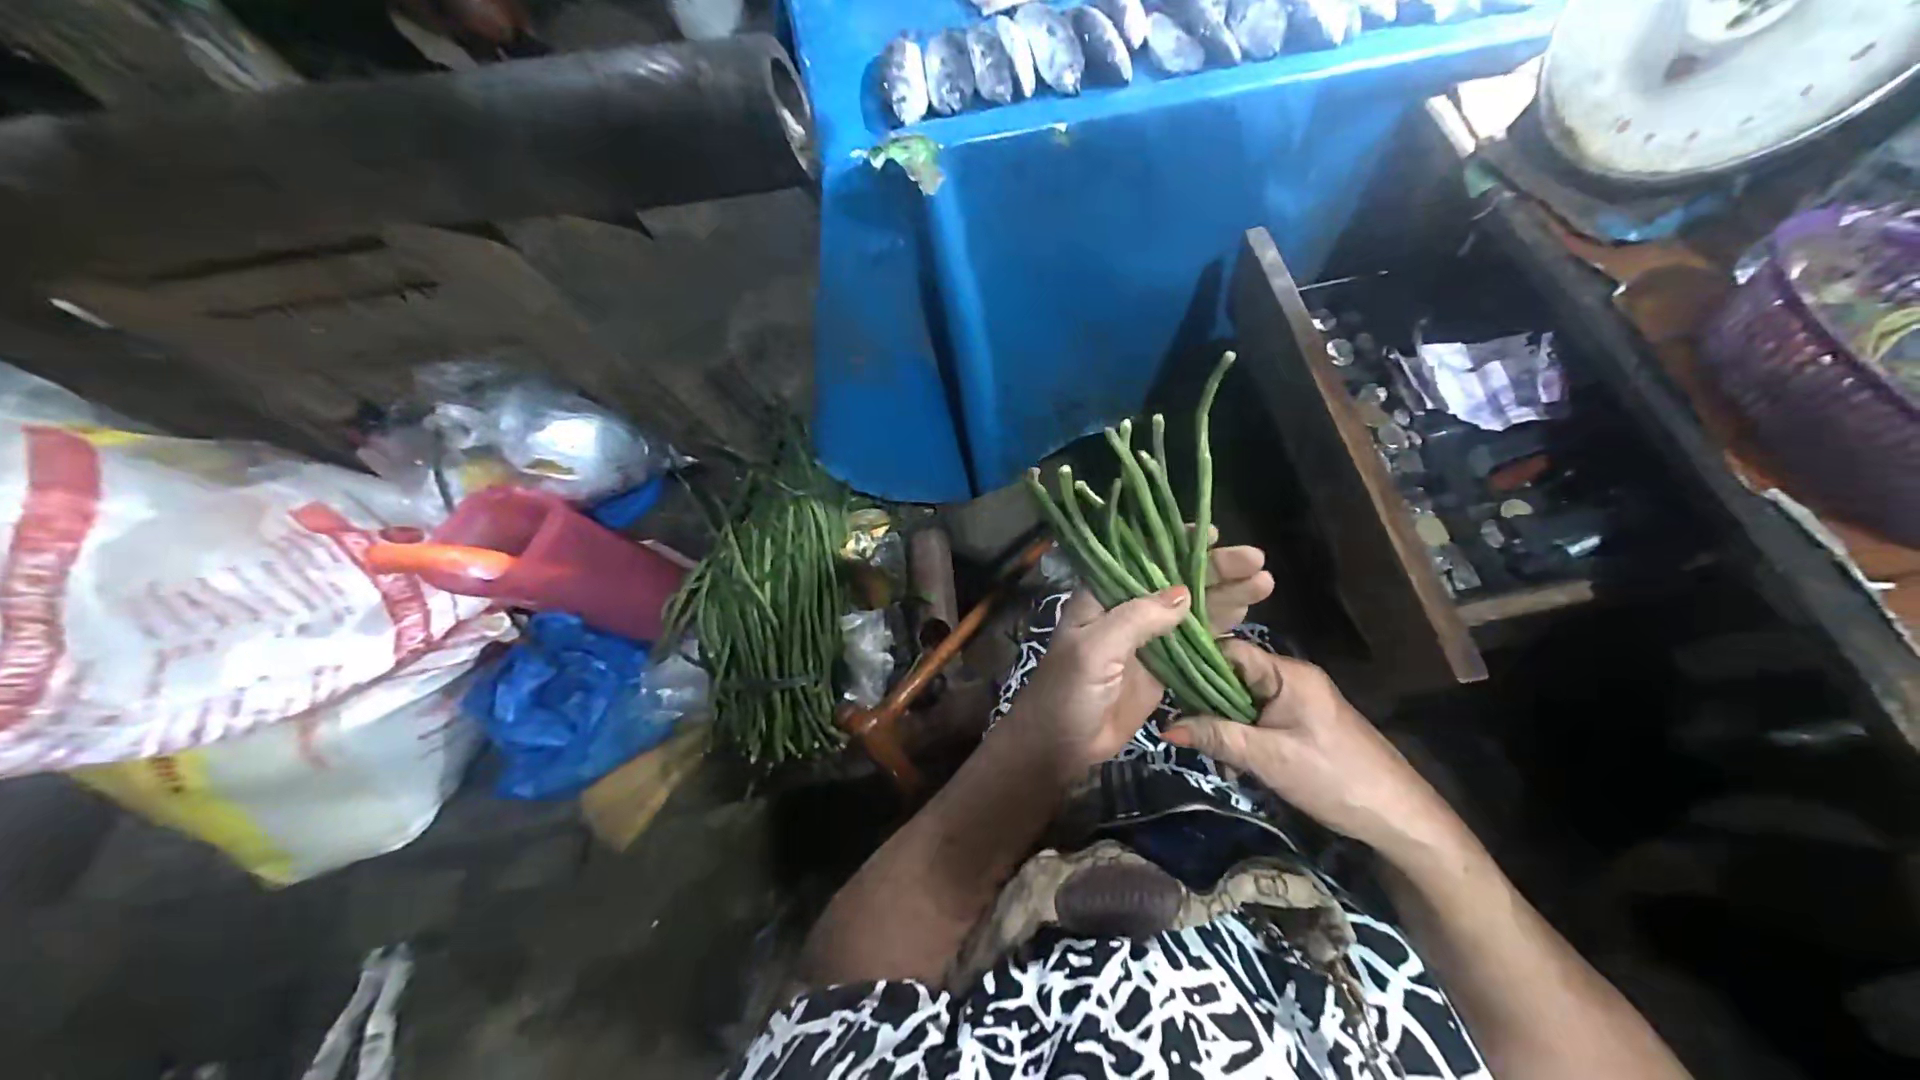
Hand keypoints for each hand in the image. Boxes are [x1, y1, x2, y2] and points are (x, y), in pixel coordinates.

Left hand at [1001, 544, 1278, 783]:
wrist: (1060, 745)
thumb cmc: (1067, 692)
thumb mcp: (1094, 650)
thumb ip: (1136, 619)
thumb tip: (1184, 593)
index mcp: (1102, 597)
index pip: (1142, 558)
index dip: (1176, 544)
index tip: (1215, 535)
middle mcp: (1127, 611)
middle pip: (1175, 581)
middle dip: (1214, 569)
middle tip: (1255, 561)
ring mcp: (1146, 639)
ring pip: (1191, 609)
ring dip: (1225, 595)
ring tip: (1264, 582)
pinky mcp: (1161, 667)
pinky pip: (1195, 642)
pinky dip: (1221, 628)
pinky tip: (1247, 613)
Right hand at [1163, 641, 1463, 862]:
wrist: (1400, 819)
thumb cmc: (1333, 778)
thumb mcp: (1267, 757)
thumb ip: (1215, 736)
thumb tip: (1165, 726)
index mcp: (1287, 673)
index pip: (1228, 650)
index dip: (1194, 663)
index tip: (1162, 683)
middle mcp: (1292, 677)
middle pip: (1233, 674)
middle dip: (1205, 701)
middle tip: (1178, 724)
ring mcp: (1299, 699)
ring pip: (1243, 699)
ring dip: (1222, 723)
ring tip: (1204, 749)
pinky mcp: (1302, 722)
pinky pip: (1258, 716)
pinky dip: (1241, 734)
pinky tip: (1230, 760)